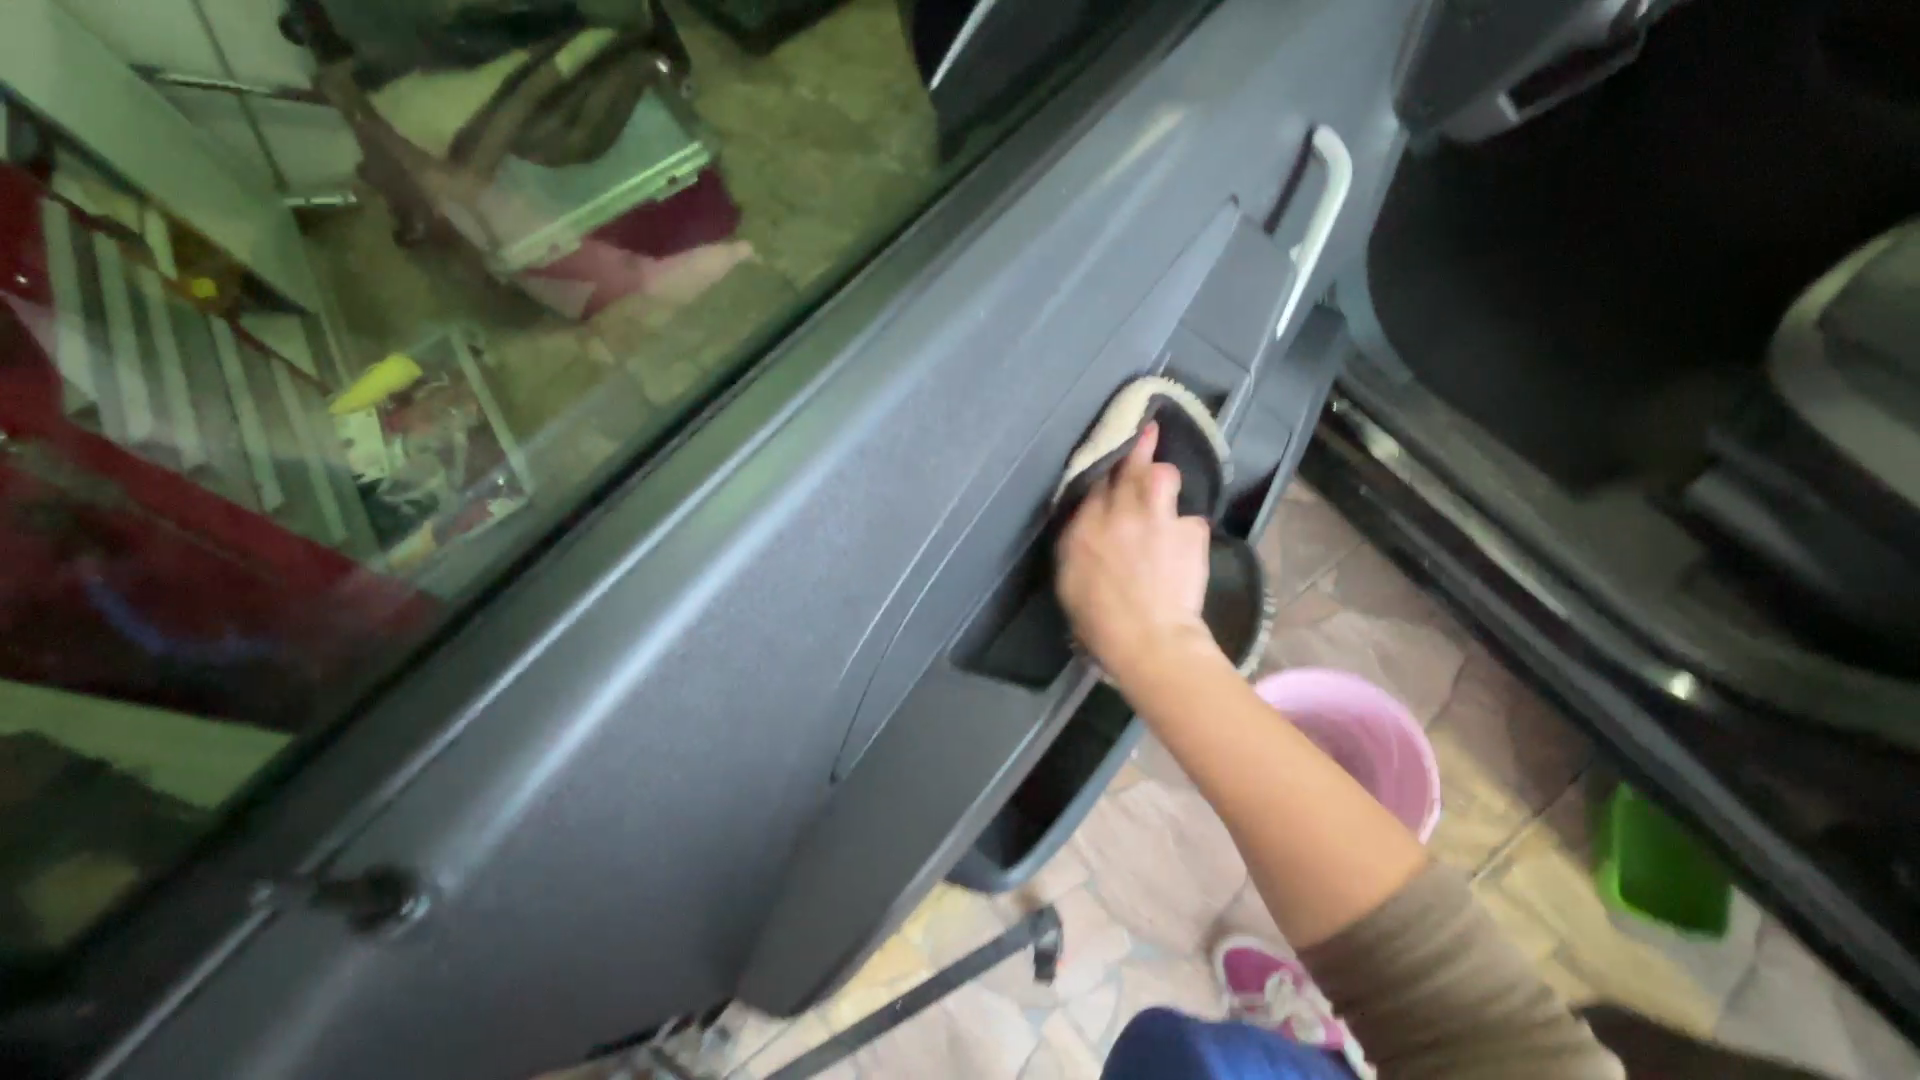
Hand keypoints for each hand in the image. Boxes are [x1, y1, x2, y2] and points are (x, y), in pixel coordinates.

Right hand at [1055, 422, 1219, 683]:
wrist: (1148, 639)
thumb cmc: (1099, 622)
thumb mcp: (1069, 580)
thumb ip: (1077, 544)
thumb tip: (1086, 526)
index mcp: (1083, 529)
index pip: (1093, 484)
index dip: (1103, 467)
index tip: (1109, 457)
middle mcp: (1118, 514)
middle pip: (1127, 469)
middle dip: (1136, 447)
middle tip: (1147, 429)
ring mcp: (1156, 519)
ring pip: (1161, 476)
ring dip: (1162, 474)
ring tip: (1164, 477)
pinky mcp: (1189, 533)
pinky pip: (1191, 520)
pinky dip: (1187, 529)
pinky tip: (1185, 543)